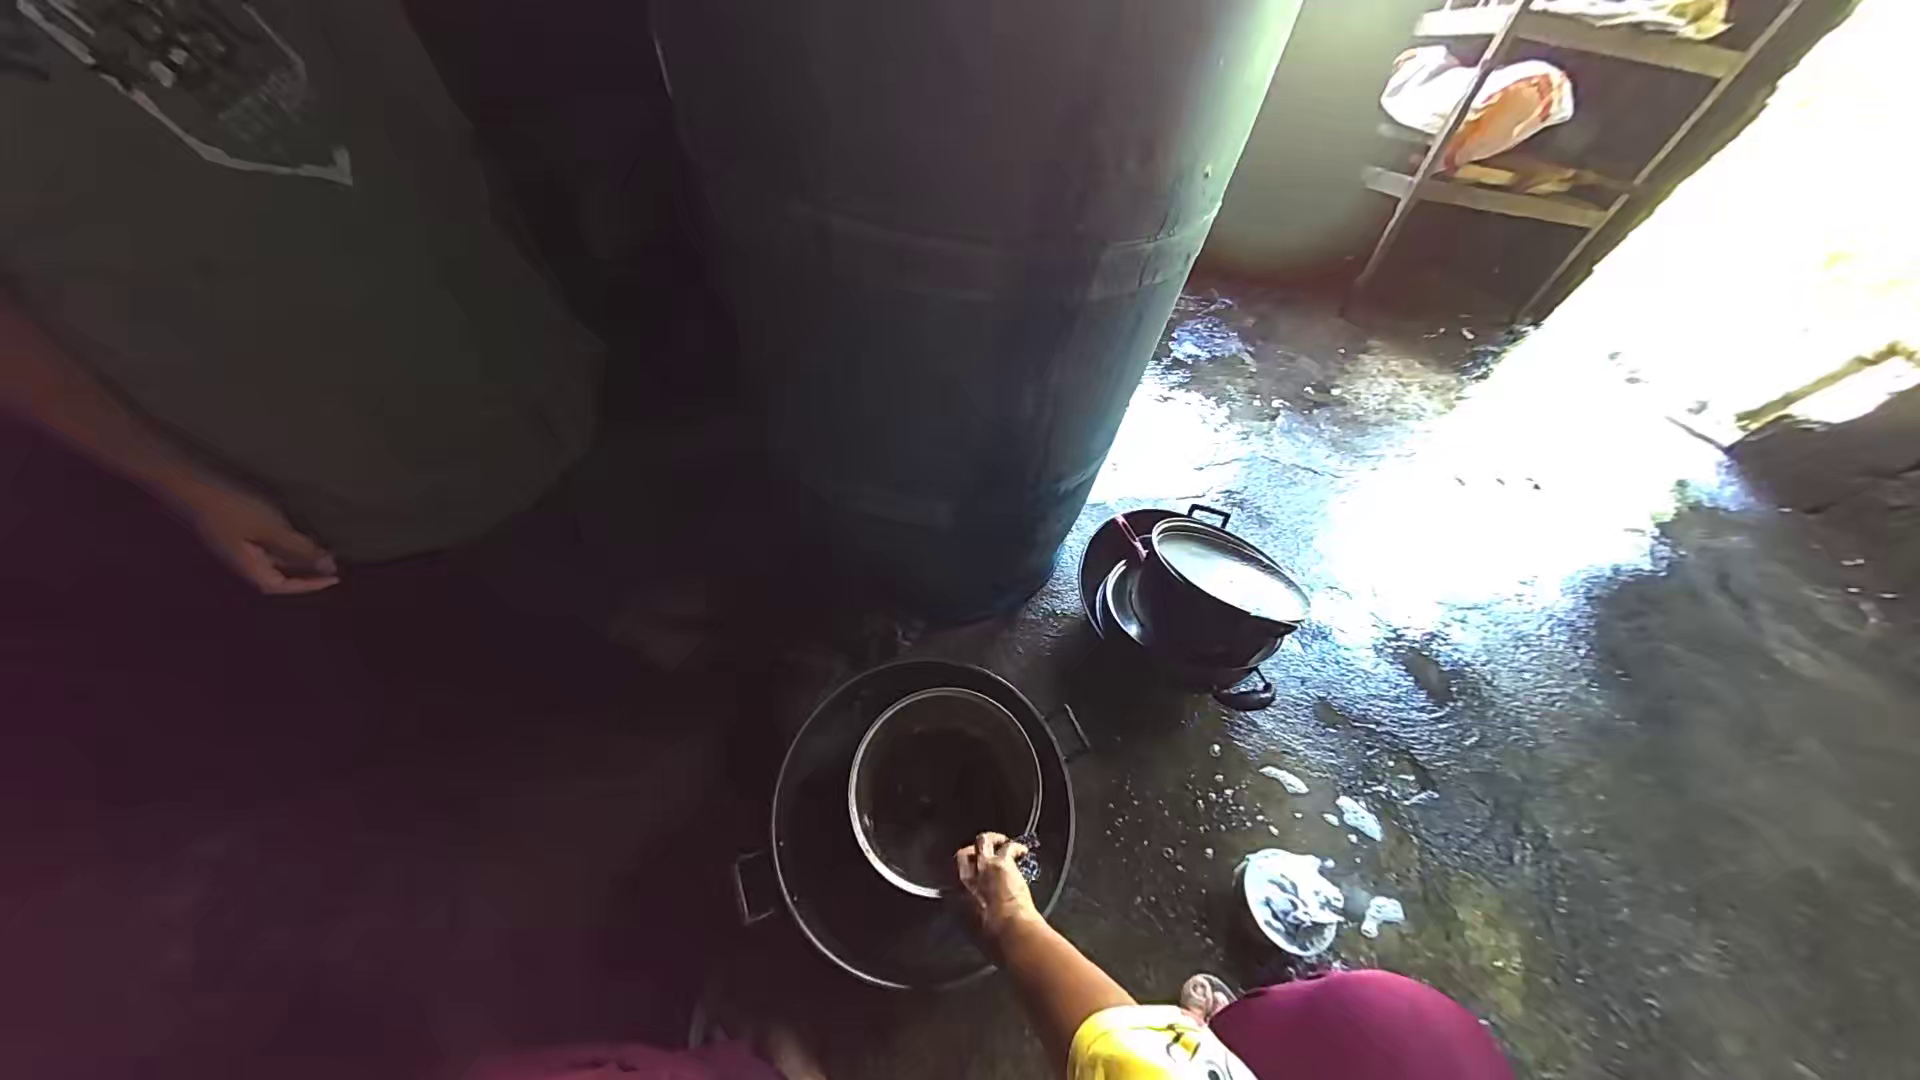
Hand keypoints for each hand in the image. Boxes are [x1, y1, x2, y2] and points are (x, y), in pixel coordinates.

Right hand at [173, 475, 339, 593]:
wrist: (192, 482)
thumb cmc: (233, 506)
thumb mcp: (272, 528)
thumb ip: (299, 548)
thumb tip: (328, 566)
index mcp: (243, 563)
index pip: (277, 585)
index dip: (307, 585)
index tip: (334, 579)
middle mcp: (238, 559)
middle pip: (276, 577)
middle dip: (307, 575)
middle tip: (335, 569)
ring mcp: (237, 546)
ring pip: (274, 562)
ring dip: (300, 562)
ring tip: (327, 556)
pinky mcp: (238, 533)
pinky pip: (269, 548)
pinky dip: (290, 549)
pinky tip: (308, 541)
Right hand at [955, 831, 1038, 942]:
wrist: (1010, 933)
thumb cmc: (995, 939)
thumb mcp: (974, 932)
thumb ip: (971, 917)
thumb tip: (976, 916)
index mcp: (956, 898)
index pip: (953, 878)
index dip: (962, 874)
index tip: (970, 875)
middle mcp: (966, 878)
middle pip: (962, 854)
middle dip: (971, 852)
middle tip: (982, 852)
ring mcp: (984, 867)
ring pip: (982, 841)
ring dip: (992, 839)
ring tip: (1001, 841)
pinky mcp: (1002, 863)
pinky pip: (1007, 846)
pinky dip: (1015, 847)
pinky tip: (1022, 850)